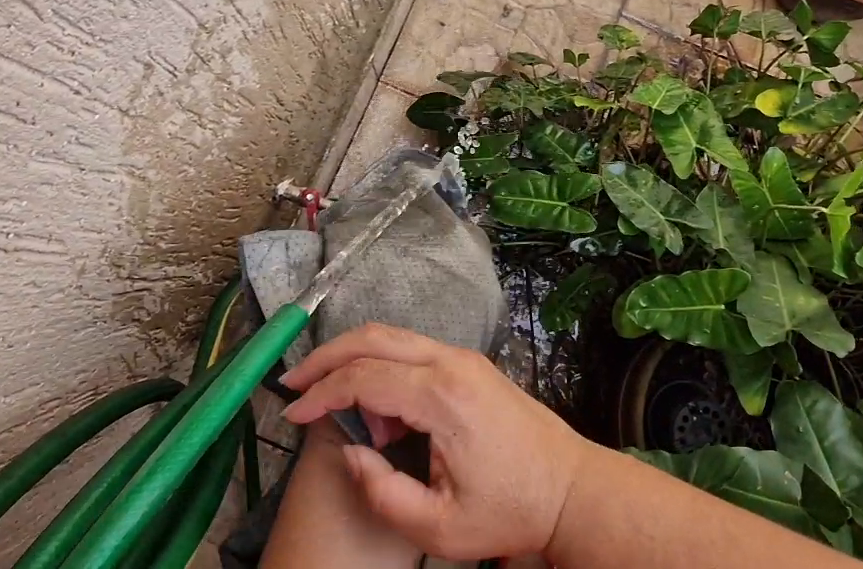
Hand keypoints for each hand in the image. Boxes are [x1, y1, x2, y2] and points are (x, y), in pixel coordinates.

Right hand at [279, 323, 594, 559]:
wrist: (570, 487)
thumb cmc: (510, 509)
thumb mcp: (439, 526)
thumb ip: (383, 493)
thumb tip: (351, 453)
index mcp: (442, 396)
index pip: (364, 376)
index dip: (321, 392)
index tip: (292, 413)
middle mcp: (450, 362)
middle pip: (373, 337)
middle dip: (327, 356)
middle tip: (294, 384)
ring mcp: (463, 357)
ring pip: (392, 336)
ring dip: (355, 359)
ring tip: (336, 407)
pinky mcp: (469, 363)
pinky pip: (412, 350)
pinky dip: (383, 366)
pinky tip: (379, 410)